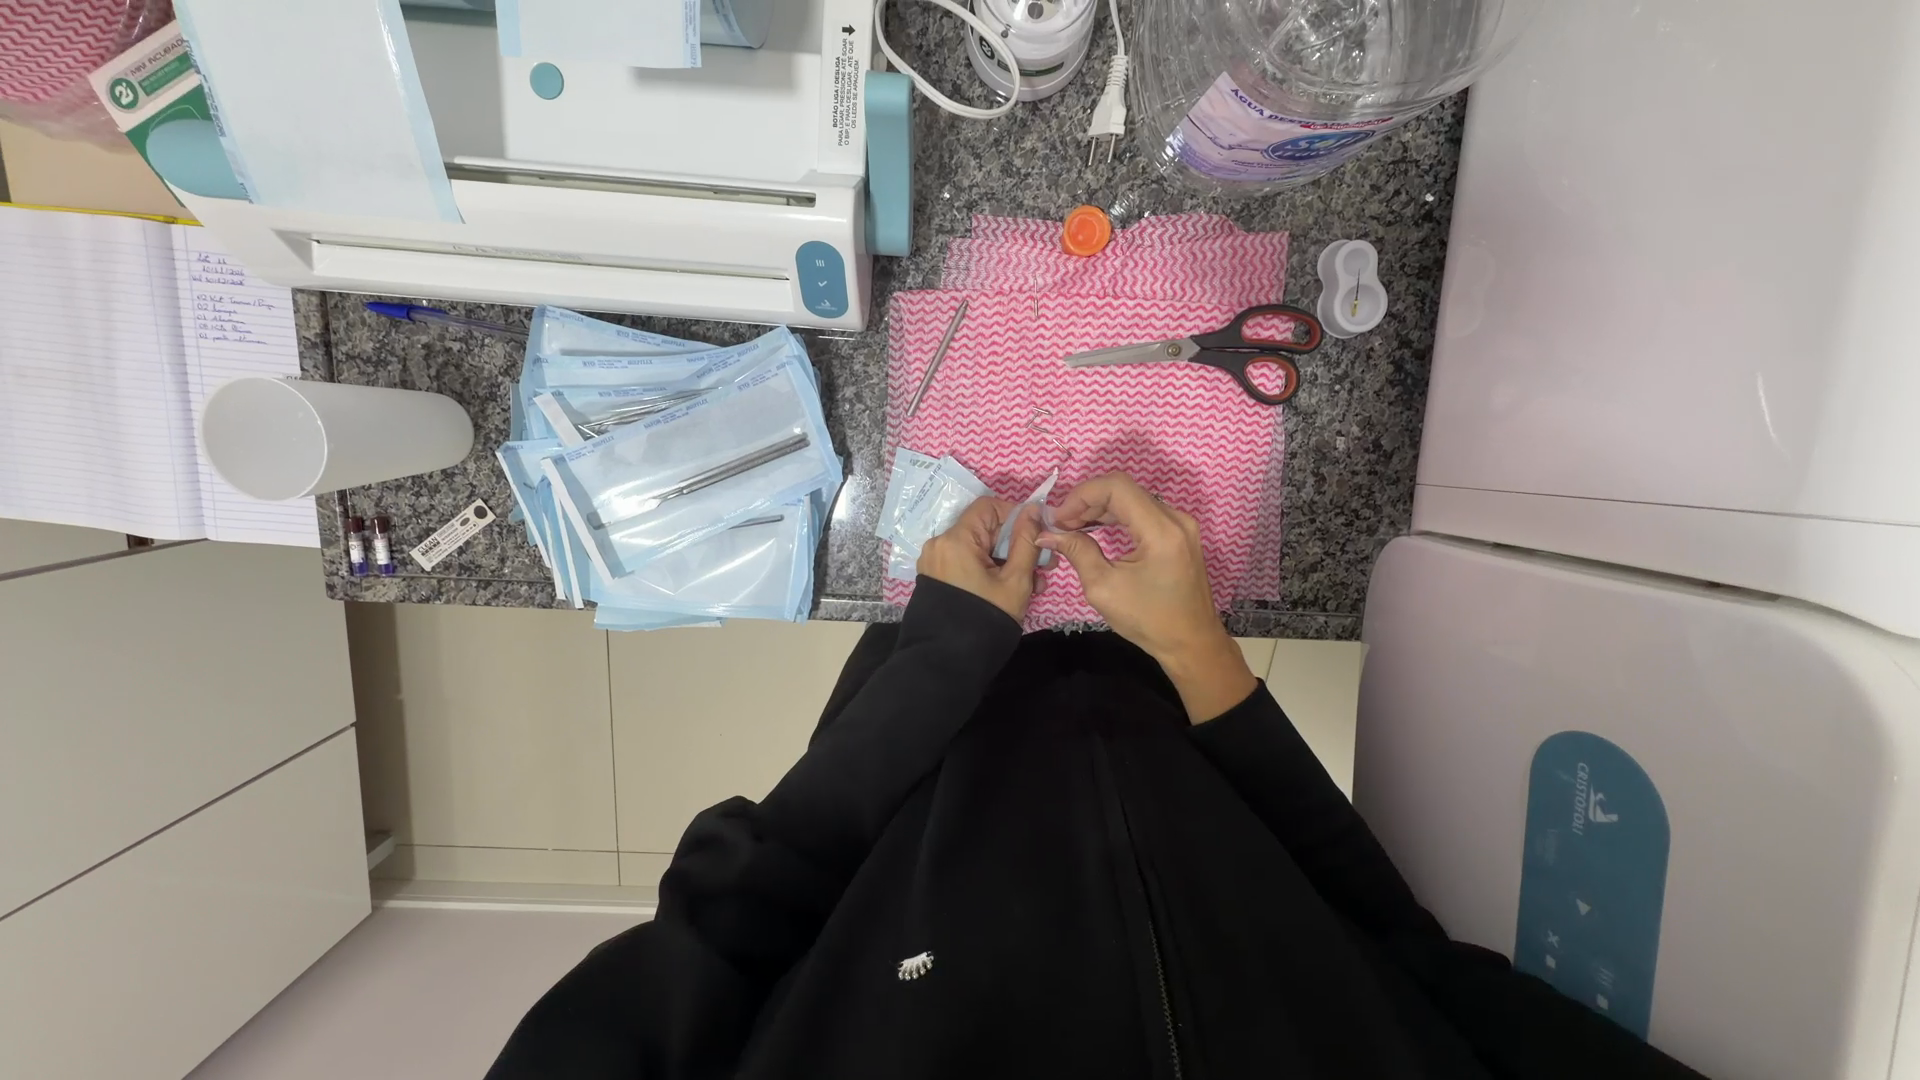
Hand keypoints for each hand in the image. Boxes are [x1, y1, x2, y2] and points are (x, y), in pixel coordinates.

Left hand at [918, 498, 1042, 623]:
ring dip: (1006, 560)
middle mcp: (940, 544)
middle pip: (984, 528)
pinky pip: (967, 563)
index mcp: (956, 540)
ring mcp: (935, 562)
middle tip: (1043, 565)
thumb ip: (1026, 542)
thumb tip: (1034, 510)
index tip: (1037, 534)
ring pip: (978, 548)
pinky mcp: (936, 578)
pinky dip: (989, 570)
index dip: (1016, 514)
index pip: (988, 506)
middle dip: (1016, 543)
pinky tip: (1011, 590)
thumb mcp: (1015, 581)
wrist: (948, 664)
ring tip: (1033, 584)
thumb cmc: (985, 619)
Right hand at [1038, 473, 1255, 721]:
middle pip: (1123, 489)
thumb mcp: (1104, 588)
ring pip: (1131, 498)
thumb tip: (1048, 534)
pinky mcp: (1178, 533)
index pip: (1116, 487)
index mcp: (1161, 530)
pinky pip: (1142, 512)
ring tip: (1072, 527)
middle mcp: (1175, 518)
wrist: (1191, 643)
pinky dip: (1115, 516)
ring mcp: (1180, 524)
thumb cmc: (1149, 620)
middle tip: (1060, 525)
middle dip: (1087, 502)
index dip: (1082, 495)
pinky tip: (1094, 529)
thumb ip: (1077, 551)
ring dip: (1099, 508)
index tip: (1059, 519)